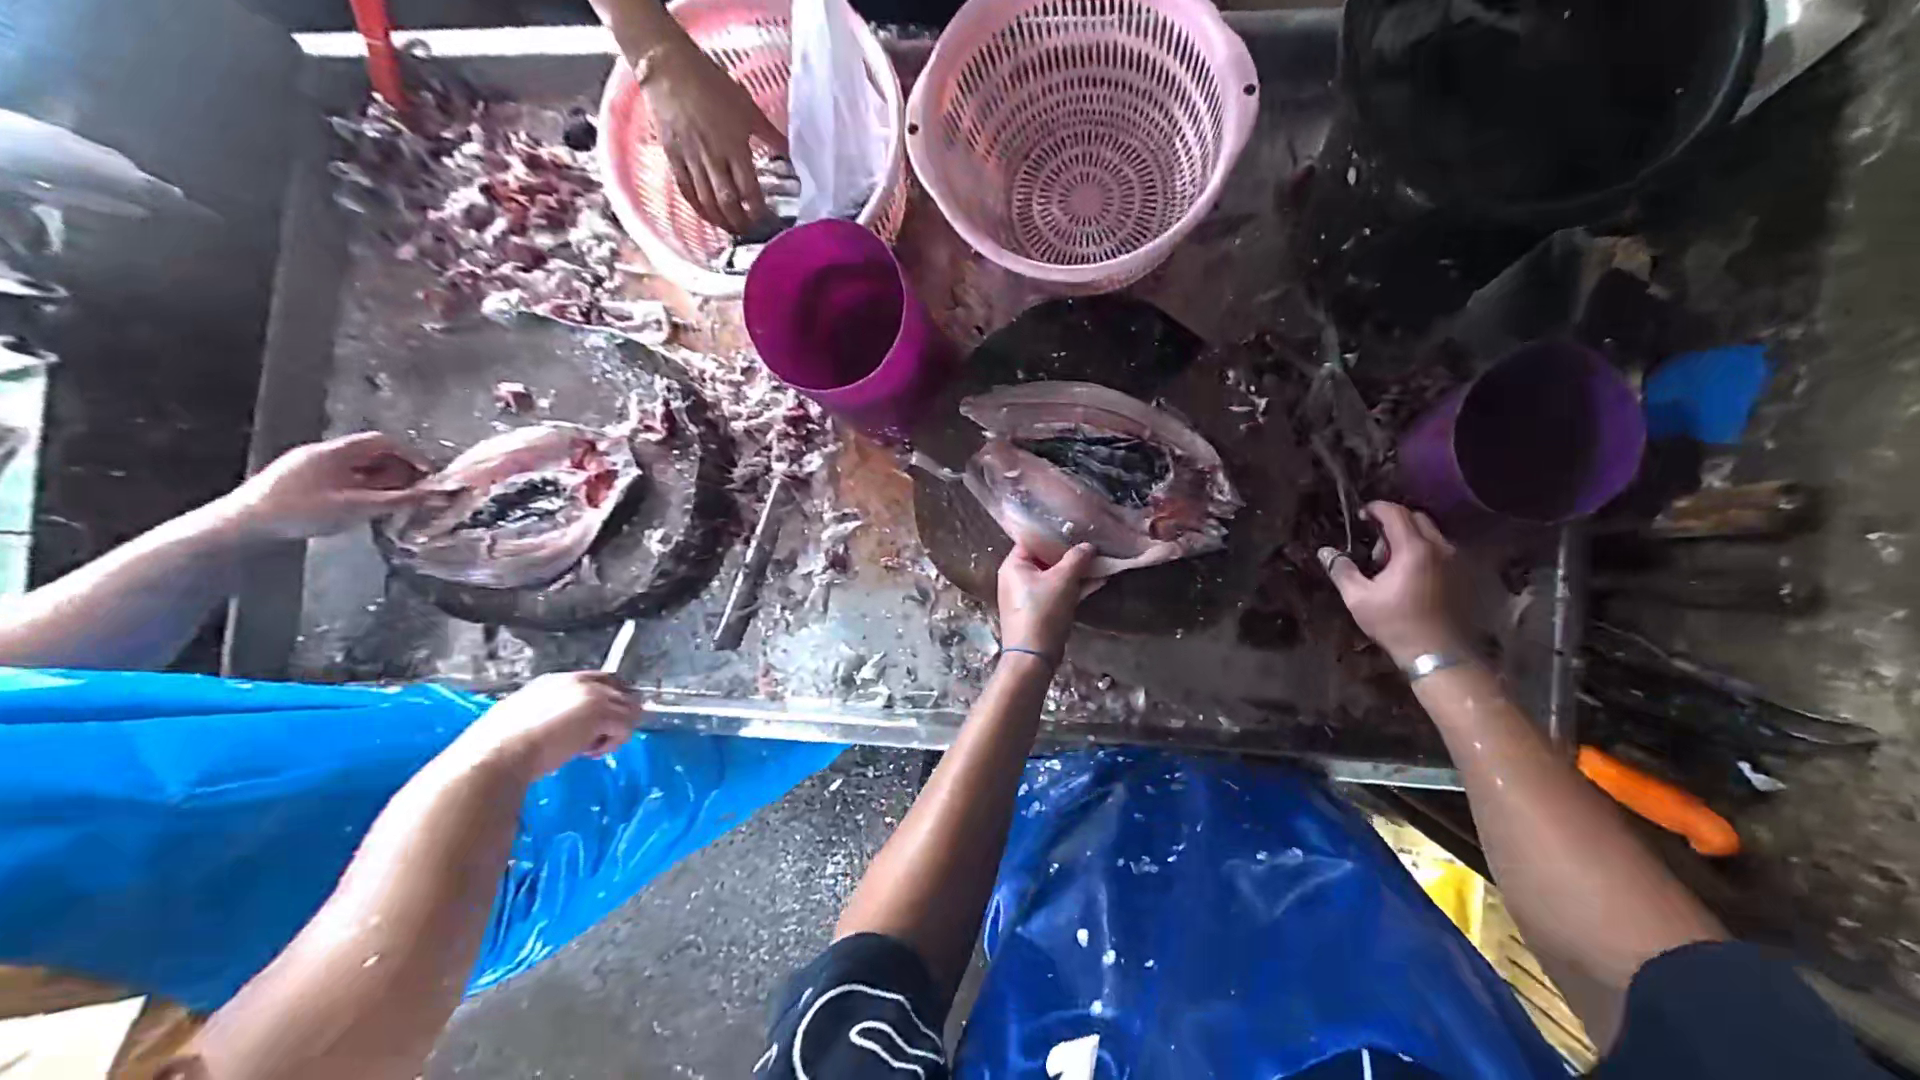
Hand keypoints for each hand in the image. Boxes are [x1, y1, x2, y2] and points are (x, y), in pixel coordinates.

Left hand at [214, 432, 425, 541]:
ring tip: (394, 502)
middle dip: (399, 471)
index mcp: (335, 452)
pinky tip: (366, 505)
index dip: (411, 455)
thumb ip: (398, 501)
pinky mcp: (303, 480)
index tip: (428, 475)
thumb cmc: (299, 511)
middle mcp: (323, 453)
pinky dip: (364, 488)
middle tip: (415, 493)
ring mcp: (311, 466)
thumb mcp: (355, 507)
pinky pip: (345, 477)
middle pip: (373, 454)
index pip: (384, 441)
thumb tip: (434, 496)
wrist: (241, 524)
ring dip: (382, 482)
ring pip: (359, 467)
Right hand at [456, 671, 641, 778]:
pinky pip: (626, 727)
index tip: (597, 724)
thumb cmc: (500, 746)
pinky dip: (613, 744)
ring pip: (629, 709)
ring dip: (615, 731)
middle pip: (622, 690)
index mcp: (558, 680)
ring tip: (590, 748)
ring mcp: (593, 695)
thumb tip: (560, 725)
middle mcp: (579, 681)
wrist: (497, 755)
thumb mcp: (525, 717)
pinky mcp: (601, 713)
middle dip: (616, 714)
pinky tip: (589, 753)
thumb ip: (549, 712)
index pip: (601, 680)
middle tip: (596, 738)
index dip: (606, 701)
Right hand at [640, 38, 786, 233]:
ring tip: (732, 230)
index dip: (759, 211)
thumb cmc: (712, 85)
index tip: (768, 221)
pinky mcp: (673, 157)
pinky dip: (698, 208)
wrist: (668, 67)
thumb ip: (769, 134)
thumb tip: (790, 153)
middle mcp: (713, 159)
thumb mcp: (748, 108)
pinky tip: (707, 217)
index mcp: (734, 148)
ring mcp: (691, 159)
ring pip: (706, 201)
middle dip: (740, 223)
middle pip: (727, 202)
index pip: (749, 191)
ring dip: (720, 221)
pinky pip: (686, 190)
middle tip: (750, 232)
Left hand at [996, 543, 1101, 660]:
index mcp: (1014, 565)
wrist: (1033, 656)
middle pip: (1045, 558)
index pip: (1032, 539)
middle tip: (1092, 544)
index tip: (1076, 527)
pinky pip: (1057, 592)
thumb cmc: (1043, 611)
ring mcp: (1027, 595)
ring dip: (1076, 572)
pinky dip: (1074, 587)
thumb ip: (1077, 558)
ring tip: (1101, 562)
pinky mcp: (1038, 611)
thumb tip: (1088, 546)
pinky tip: (1099, 581)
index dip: (1054, 533)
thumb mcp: (1063, 580)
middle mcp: (1016, 577)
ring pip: (1054, 576)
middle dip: (1070, 554)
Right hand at [1320, 501, 1464, 666]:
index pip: (1396, 513)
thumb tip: (1325, 552)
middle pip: (1416, 518)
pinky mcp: (1461, 574)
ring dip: (1408, 537)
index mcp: (1414, 549)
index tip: (1361, 515)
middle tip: (1373, 542)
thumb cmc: (1395, 623)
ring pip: (1430, 533)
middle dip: (1393, 522)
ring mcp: (1455, 561)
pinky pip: (1439, 549)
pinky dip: (1421, 550)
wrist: (1437, 652)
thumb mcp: (1358, 597)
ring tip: (1388, 562)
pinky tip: (1406, 573)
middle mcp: (1440, 548)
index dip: (1376, 508)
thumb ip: (1341, 570)